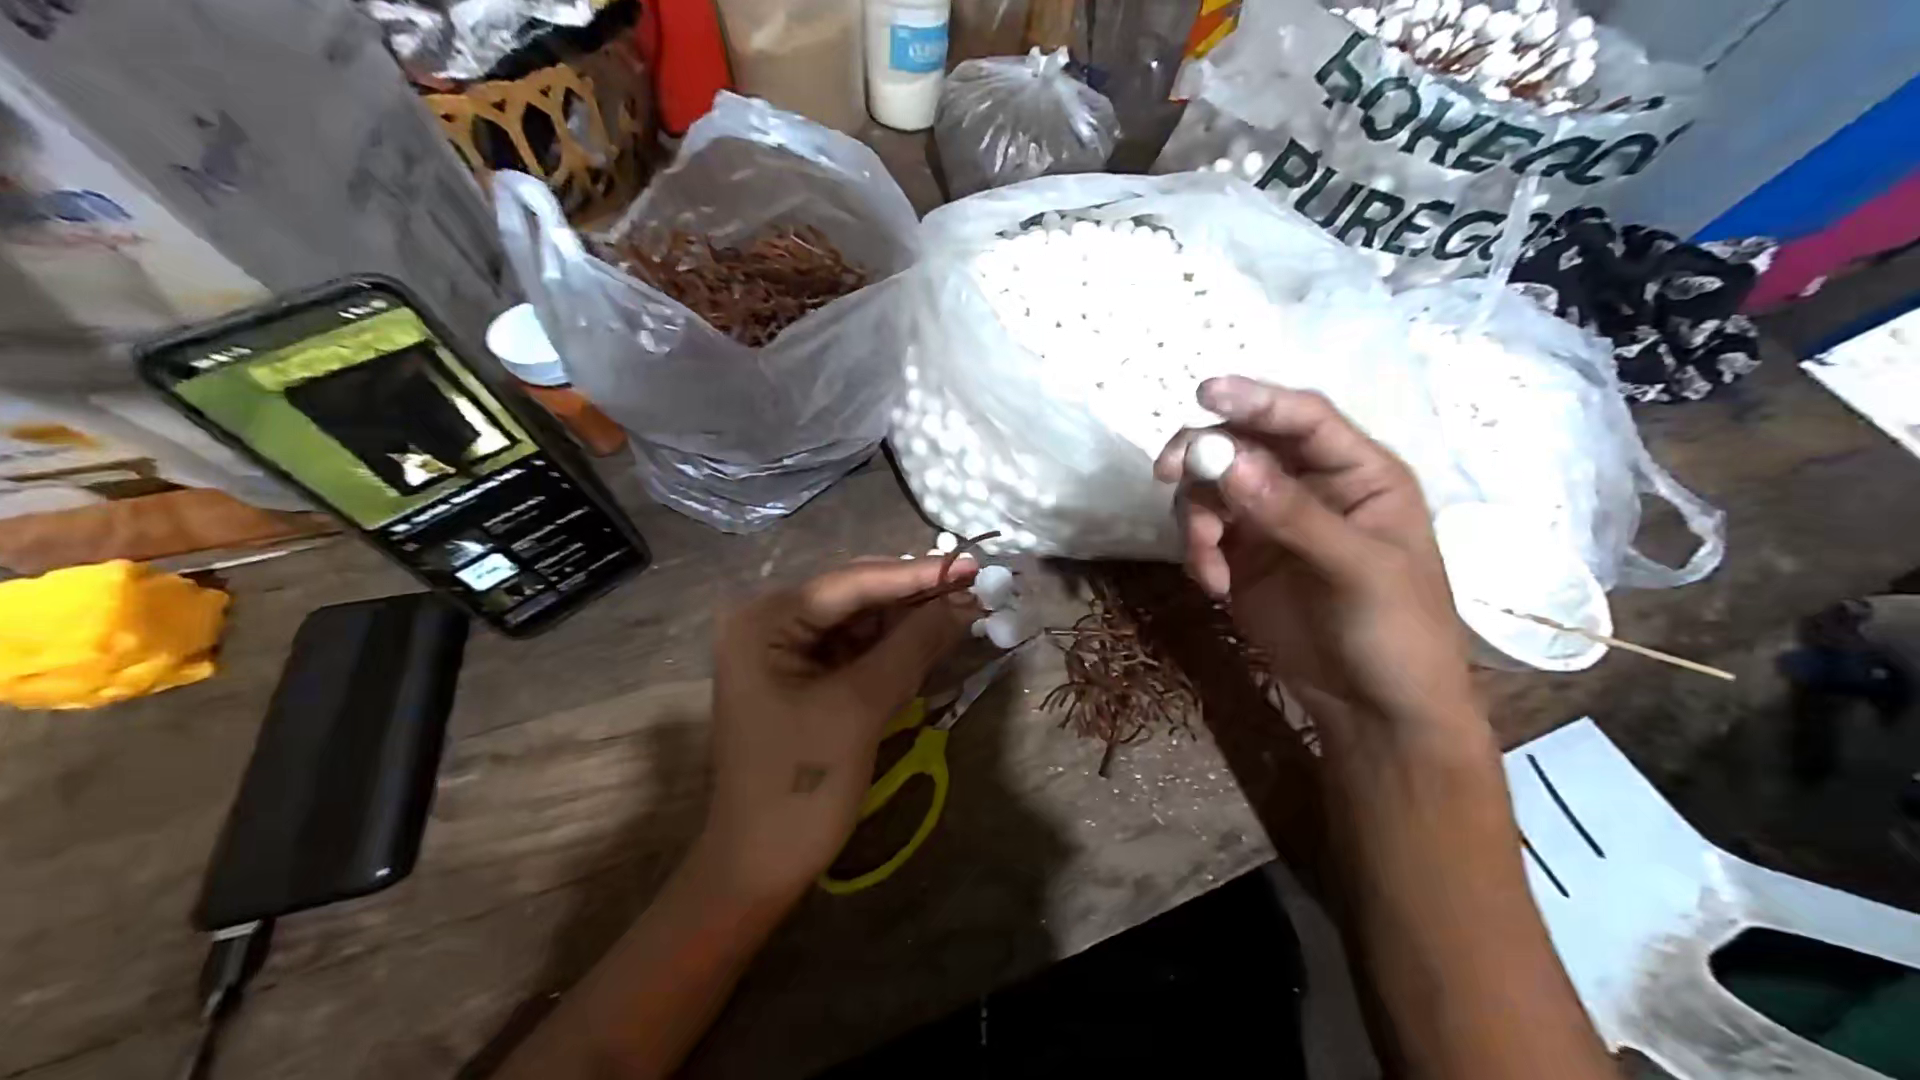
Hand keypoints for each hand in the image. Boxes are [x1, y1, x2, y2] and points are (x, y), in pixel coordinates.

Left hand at [700, 558, 977, 901]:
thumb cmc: (801, 786)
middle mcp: (767, 623)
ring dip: (909, 622)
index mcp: (764, 620)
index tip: (973, 565)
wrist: (758, 865)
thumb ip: (914, 645)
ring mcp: (783, 651)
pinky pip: (855, 651)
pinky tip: (931, 642)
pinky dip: (892, 650)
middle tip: (976, 587)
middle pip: (856, 597)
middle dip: (915, 597)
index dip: (917, 574)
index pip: (852, 583)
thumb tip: (965, 599)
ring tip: (964, 611)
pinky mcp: (801, 678)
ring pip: (860, 623)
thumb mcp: (862, 707)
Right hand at [1156, 377, 1481, 759]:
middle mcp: (1308, 487)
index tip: (1204, 394)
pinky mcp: (1241, 555)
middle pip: (1241, 444)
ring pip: (1211, 487)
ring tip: (1208, 562)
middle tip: (1167, 473)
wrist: (1375, 709)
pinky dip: (1195, 551)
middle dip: (1202, 457)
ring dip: (1196, 517)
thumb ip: (1292, 514)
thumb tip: (1227, 462)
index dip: (1255, 400)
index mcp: (1357, 474)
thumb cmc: (1396, 632)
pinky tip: (1213, 586)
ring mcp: (1269, 522)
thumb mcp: (1357, 570)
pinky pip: (1201, 531)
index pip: (1302, 419)